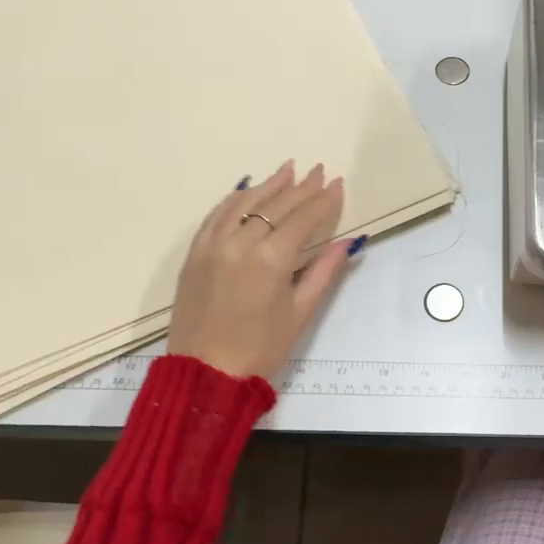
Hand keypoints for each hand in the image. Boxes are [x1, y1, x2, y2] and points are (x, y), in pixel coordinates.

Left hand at [167, 161, 359, 380]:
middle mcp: (241, 243)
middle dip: (300, 187)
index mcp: (272, 260)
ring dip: (267, 185)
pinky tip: (247, 190)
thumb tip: (347, 242)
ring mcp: (213, 245)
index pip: (303, 219)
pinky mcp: (195, 253)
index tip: (337, 184)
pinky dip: (234, 200)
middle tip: (318, 171)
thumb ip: (323, 271)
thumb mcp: (300, 312)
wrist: (205, 373)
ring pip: (244, 204)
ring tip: (287, 170)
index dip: (323, 201)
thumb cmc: (260, 349)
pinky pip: (216, 215)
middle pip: (276, 206)